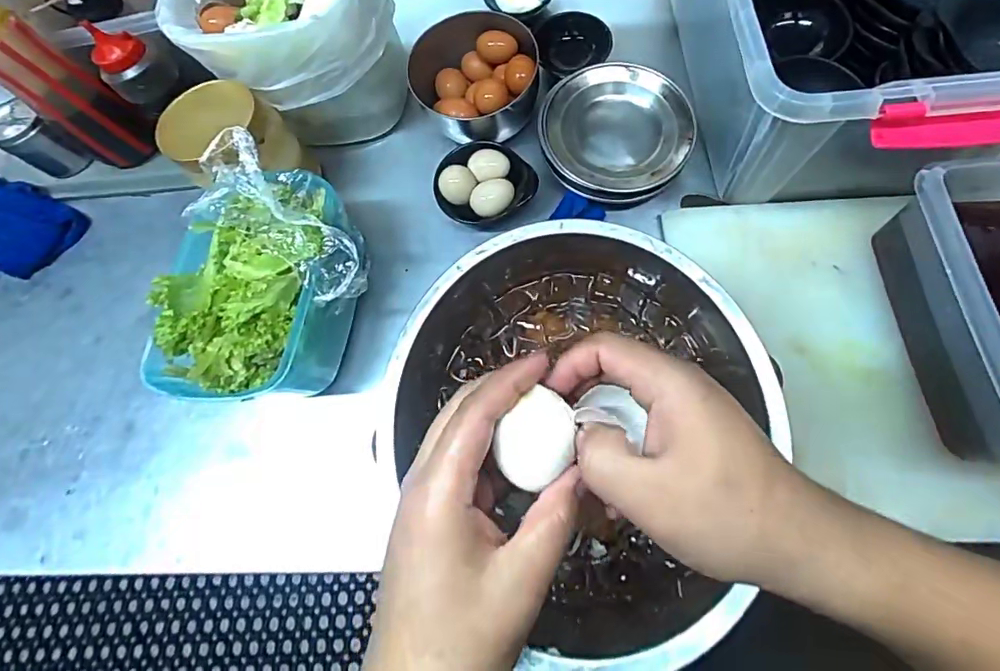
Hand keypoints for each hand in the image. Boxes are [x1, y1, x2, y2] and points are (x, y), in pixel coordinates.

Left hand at [368, 355, 579, 670]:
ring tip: (535, 407)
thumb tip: (581, 473)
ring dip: (492, 415)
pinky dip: (487, 448)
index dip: (509, 379)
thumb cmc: (461, 638)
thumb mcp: (520, 580)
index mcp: (437, 487)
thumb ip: (554, 519)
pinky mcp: (425, 513)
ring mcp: (418, 496)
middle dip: (499, 387)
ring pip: (454, 434)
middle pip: (457, 412)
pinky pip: (456, 462)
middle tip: (542, 377)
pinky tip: (518, 456)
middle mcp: (420, 481)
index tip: (541, 360)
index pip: (473, 412)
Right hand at [544, 332, 851, 595]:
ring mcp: (693, 406)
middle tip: (555, 429)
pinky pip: (649, 422)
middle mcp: (681, 383)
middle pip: (614, 368)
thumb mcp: (646, 493)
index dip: (567, 365)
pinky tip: (621, 485)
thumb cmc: (725, 513)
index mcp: (669, 381)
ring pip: (630, 399)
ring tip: (583, 463)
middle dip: (579, 395)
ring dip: (602, 425)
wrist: (800, 543)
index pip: (603, 346)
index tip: (546, 398)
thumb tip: (584, 437)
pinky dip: (626, 442)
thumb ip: (598, 456)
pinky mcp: (700, 431)